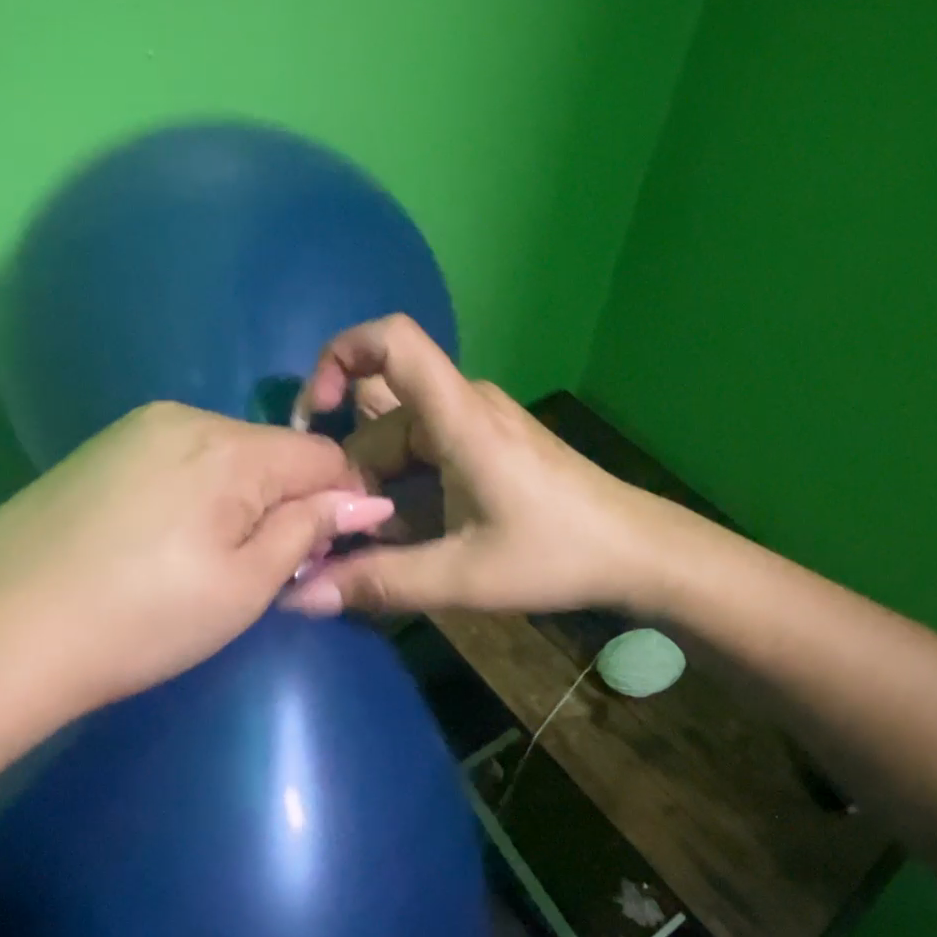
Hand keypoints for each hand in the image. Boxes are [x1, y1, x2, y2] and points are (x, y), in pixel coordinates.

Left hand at [0, 401, 393, 710]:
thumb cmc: (142, 621)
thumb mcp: (246, 587)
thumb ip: (310, 531)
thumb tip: (366, 500)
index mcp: (231, 448)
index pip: (323, 454)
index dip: (345, 499)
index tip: (334, 550)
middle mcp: (185, 418)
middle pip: (273, 451)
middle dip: (289, 500)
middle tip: (267, 568)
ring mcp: (134, 430)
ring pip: (225, 455)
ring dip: (242, 498)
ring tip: (208, 561)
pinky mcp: (98, 450)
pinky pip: (178, 459)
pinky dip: (196, 493)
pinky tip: (162, 543)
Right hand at [283, 314, 670, 616]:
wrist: (635, 550)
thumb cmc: (555, 554)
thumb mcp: (462, 577)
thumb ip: (379, 582)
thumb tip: (300, 596)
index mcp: (459, 417)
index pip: (391, 339)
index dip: (338, 357)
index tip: (314, 417)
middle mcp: (465, 405)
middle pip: (380, 412)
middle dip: (348, 467)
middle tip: (330, 531)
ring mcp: (479, 424)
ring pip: (400, 437)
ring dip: (375, 485)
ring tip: (360, 544)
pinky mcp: (488, 445)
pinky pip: (426, 450)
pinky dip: (402, 487)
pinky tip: (400, 537)